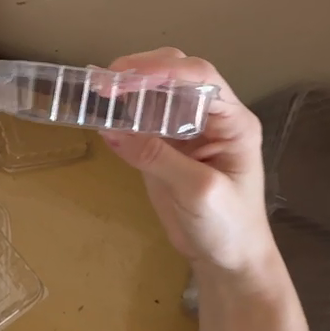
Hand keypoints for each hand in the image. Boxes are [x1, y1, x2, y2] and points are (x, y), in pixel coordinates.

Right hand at [99, 48, 277, 284]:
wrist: (228, 261)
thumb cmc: (228, 227)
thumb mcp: (197, 191)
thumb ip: (157, 156)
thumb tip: (110, 128)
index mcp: (232, 121)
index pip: (200, 77)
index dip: (162, 69)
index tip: (124, 75)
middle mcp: (210, 117)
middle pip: (176, 75)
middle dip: (140, 71)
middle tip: (105, 82)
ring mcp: (186, 130)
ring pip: (156, 92)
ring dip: (127, 88)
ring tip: (97, 93)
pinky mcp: (164, 146)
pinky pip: (140, 119)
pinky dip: (120, 113)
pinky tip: (101, 117)